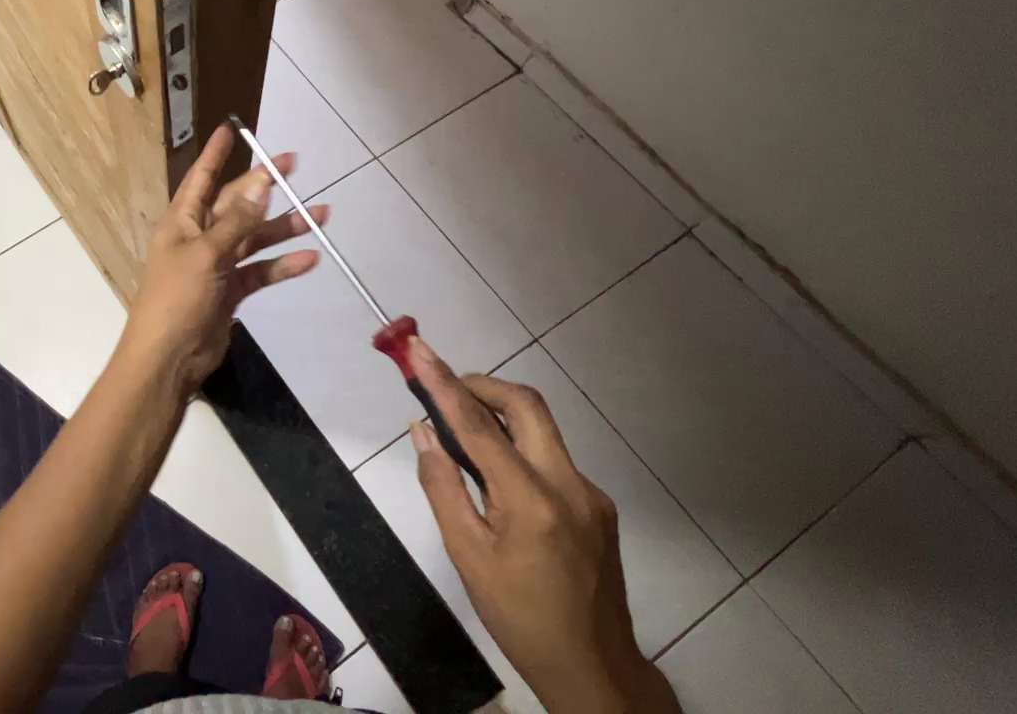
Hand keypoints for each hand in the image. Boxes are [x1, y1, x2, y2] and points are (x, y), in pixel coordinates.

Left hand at [113, 123, 323, 394]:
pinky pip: (261, 271)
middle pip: (236, 205)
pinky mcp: (231, 290)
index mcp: (182, 221)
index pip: (201, 178)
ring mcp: (217, 265)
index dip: (214, 153)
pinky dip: (282, 265)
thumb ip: (236, 222)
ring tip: (320, 215)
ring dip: (283, 227)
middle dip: (264, 187)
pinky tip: (309, 258)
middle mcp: (199, 237)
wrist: (169, 357)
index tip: (230, 128)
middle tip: (294, 165)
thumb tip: (260, 183)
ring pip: (254, 238)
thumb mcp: (206, 254)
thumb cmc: (177, 298)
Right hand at [407, 341, 679, 713]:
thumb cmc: (519, 617)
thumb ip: (442, 486)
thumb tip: (421, 431)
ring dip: (500, 415)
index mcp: (530, 500)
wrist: (595, 668)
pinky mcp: (598, 504)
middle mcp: (569, 484)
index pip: (478, 424)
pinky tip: (498, 483)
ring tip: (462, 435)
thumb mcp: (467, 555)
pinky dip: (518, 450)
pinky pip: (551, 458)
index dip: (443, 382)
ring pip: (541, 428)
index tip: (418, 349)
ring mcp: (590, 492)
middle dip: (481, 385)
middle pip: (526, 404)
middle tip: (445, 390)